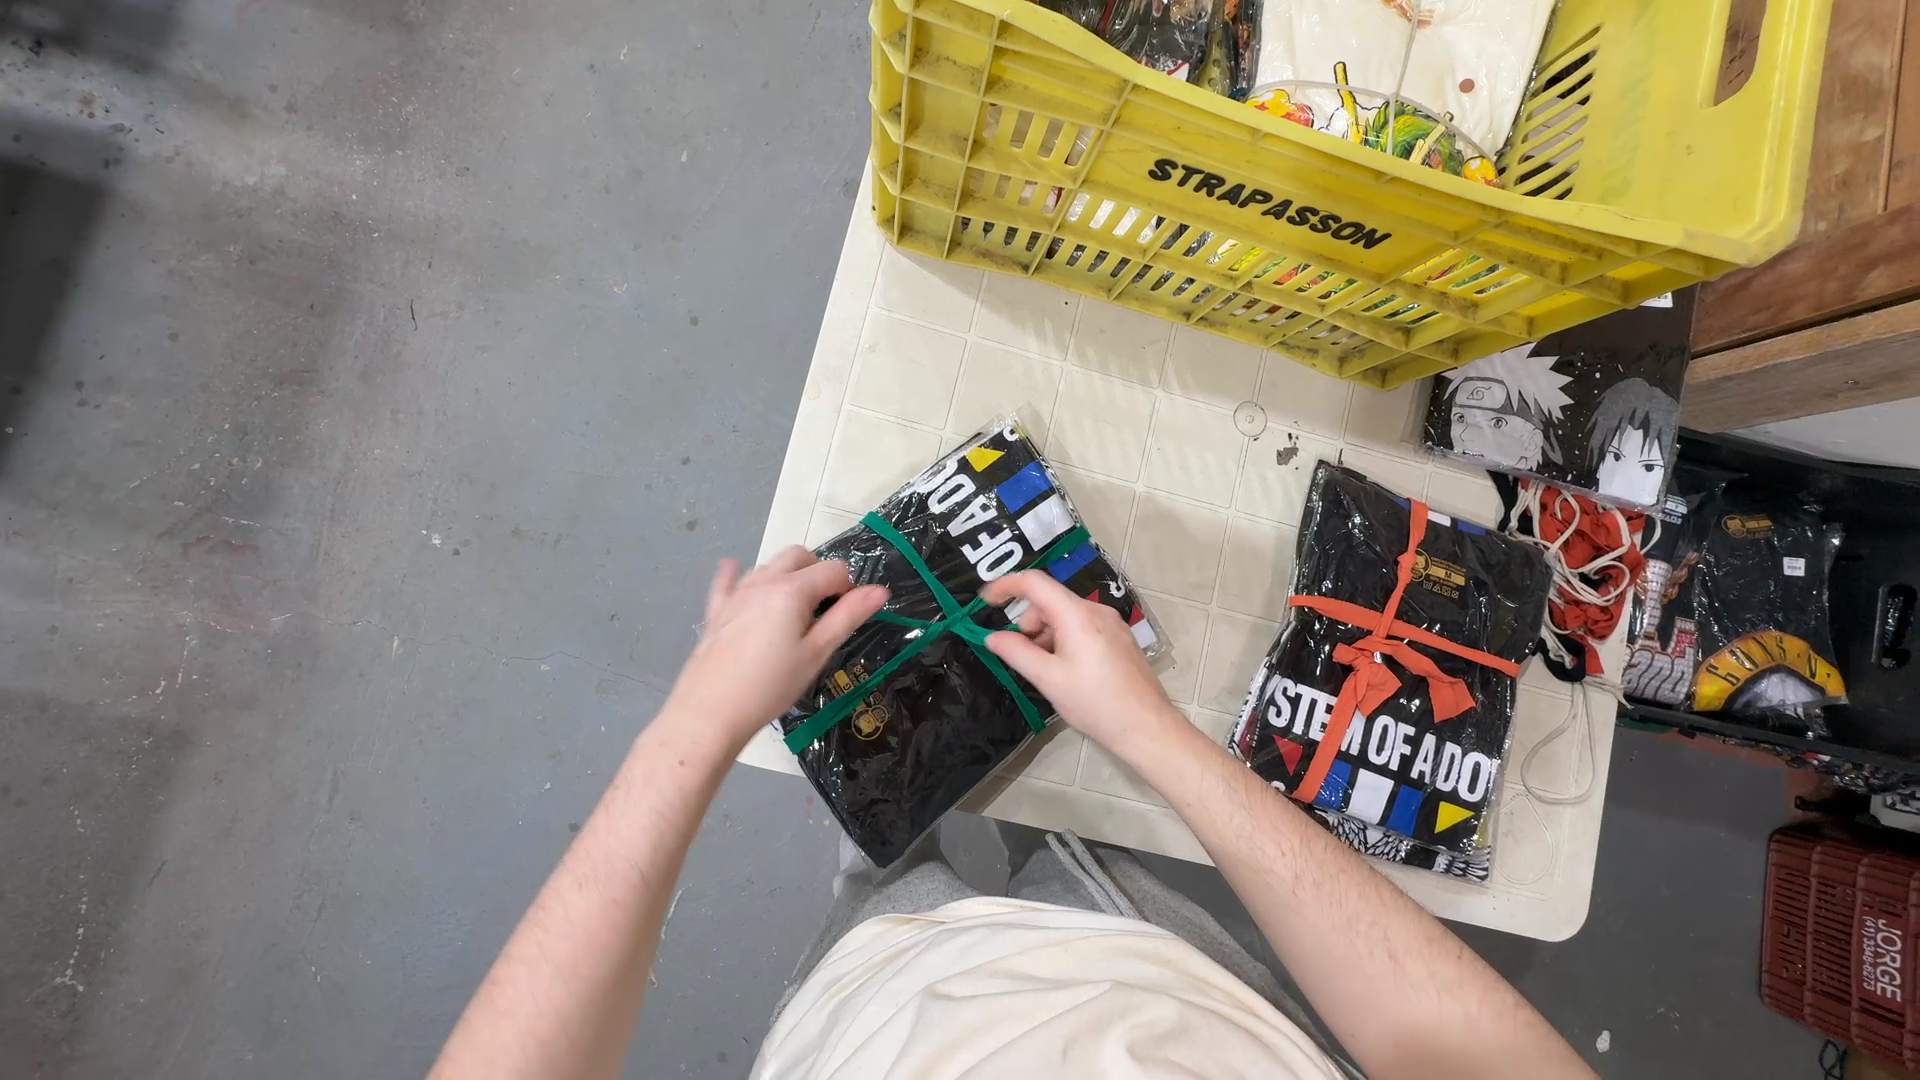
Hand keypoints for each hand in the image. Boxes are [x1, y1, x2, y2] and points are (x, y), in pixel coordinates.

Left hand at [664, 547, 887, 748]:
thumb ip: (848, 617)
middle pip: (800, 556)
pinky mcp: (717, 610)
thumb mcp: (817, 653)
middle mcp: (763, 581)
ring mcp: (736, 593)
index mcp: (792, 590)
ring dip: (788, 576)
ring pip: (769, 565)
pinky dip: (740, 575)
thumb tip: (880, 590)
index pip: (834, 569)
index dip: (848, 588)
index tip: (845, 617)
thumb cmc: (771, 686)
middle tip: (823, 610)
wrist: (709, 712)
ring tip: (794, 612)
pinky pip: (729, 581)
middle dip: (819, 573)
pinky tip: (740, 578)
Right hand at [982, 570, 1186, 761]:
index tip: (985, 601)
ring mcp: (1111, 623)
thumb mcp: (1048, 679)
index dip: (1005, 586)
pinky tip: (1068, 671)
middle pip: (1050, 601)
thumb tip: (992, 637)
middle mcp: (1095, 610)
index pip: (1034, 582)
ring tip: (1048, 671)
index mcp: (1076, 614)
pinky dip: (1064, 640)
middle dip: (1028, 624)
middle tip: (1023, 657)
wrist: (1146, 726)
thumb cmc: (1095, 702)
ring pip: (1065, 616)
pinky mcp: (1119, 637)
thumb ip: (1016, 653)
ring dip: (1046, 635)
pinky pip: (1081, 626)